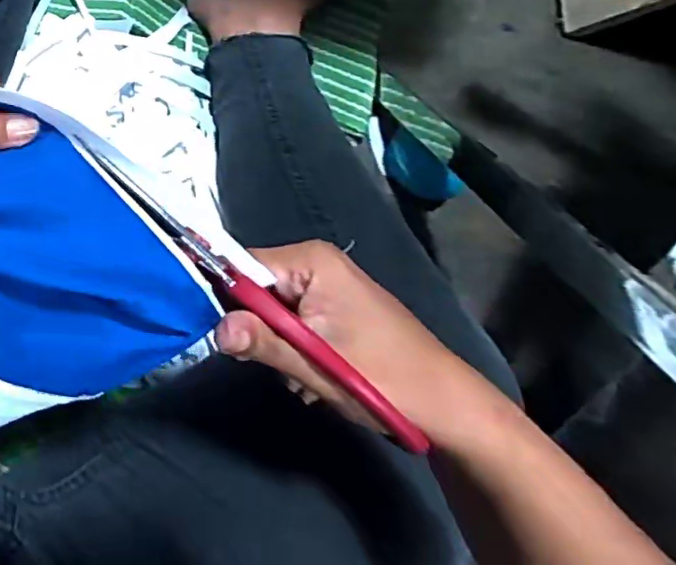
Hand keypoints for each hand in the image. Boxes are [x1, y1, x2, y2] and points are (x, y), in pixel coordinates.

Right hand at [215, 241, 505, 447]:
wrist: (459, 416)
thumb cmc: (390, 382)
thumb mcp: (319, 365)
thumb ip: (263, 342)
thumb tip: (215, 329)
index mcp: (311, 259)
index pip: (240, 265)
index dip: (226, 298)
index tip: (219, 330)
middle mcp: (314, 261)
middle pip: (254, 286)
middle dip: (256, 326)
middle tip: (272, 361)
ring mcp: (326, 283)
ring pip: (270, 306)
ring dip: (274, 341)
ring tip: (298, 374)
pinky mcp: (332, 306)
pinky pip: (289, 316)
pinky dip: (291, 344)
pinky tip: (309, 371)